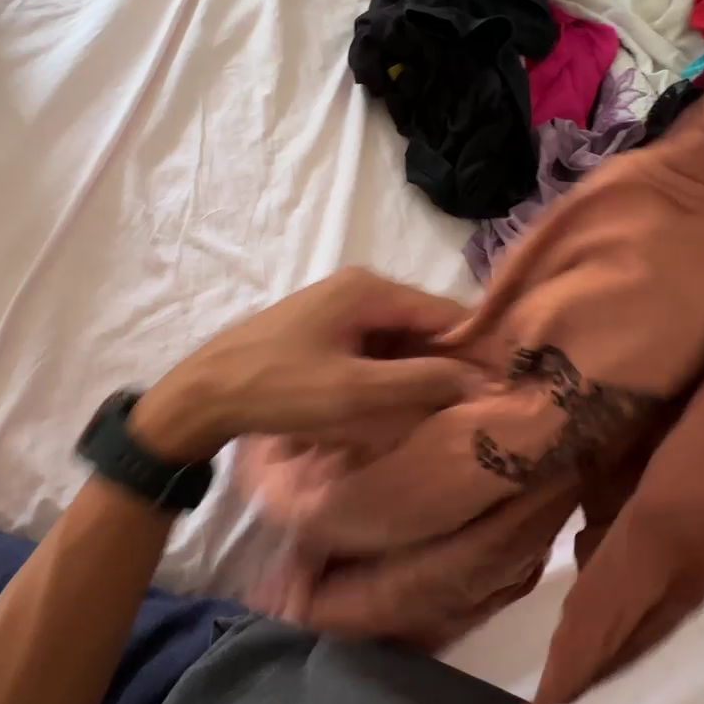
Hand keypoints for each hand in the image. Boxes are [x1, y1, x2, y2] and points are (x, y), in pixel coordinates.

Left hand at [129, 268, 483, 462]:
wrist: (205, 394)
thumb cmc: (281, 388)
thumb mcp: (356, 391)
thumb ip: (421, 382)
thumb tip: (481, 381)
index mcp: (370, 289)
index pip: (445, 313)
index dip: (474, 351)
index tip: (497, 391)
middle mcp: (358, 288)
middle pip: (422, 325)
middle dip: (443, 366)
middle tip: (466, 411)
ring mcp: (338, 308)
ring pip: (397, 341)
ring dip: (413, 375)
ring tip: (432, 415)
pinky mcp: (323, 331)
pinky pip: (372, 350)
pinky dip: (386, 376)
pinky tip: (390, 407)